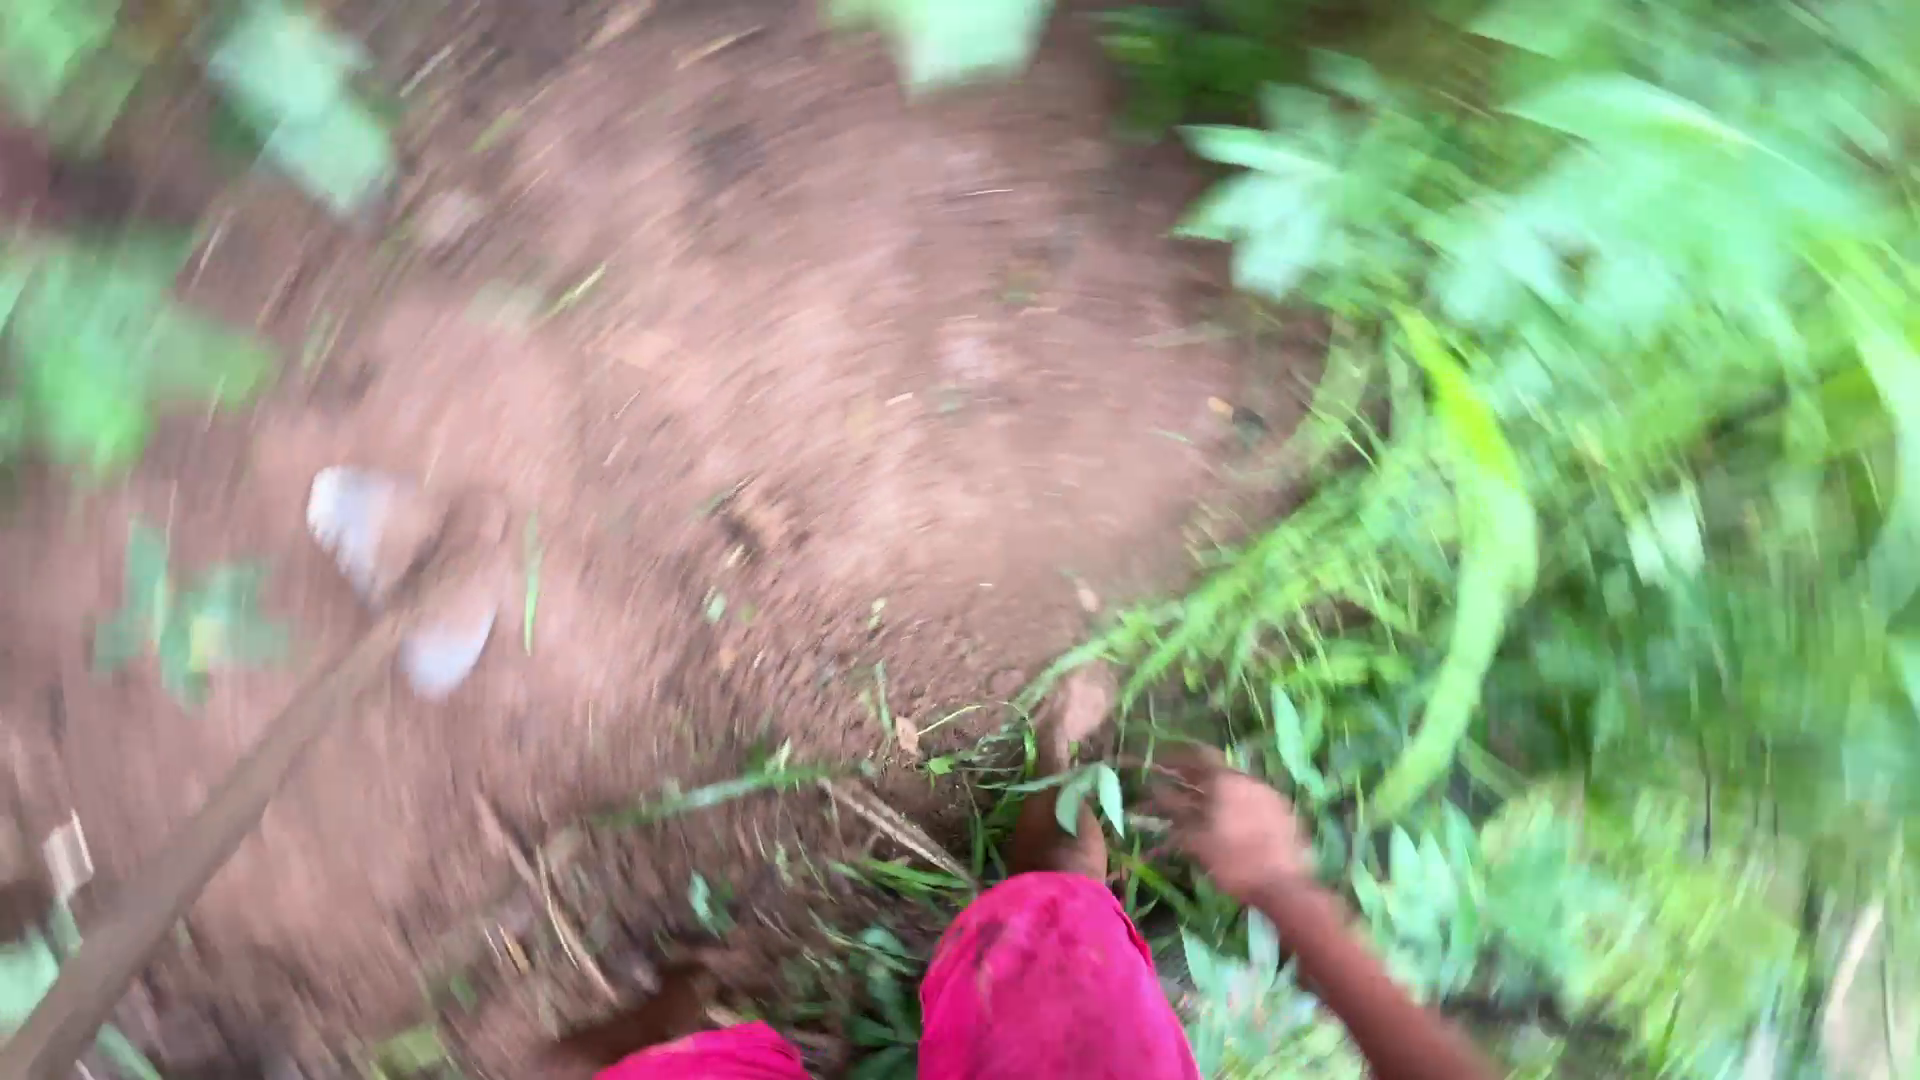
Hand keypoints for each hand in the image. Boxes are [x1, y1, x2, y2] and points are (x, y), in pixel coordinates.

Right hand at [1153, 747, 1312, 901]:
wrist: (1285, 888)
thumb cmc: (1233, 861)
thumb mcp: (1195, 839)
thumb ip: (1175, 809)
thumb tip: (1156, 788)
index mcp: (1226, 780)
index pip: (1198, 754)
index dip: (1178, 756)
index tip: (1163, 763)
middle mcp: (1249, 780)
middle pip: (1217, 769)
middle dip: (1195, 777)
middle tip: (1179, 788)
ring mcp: (1270, 796)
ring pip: (1237, 785)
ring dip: (1217, 792)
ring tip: (1204, 809)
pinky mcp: (1286, 814)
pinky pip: (1254, 800)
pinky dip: (1237, 805)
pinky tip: (1232, 823)